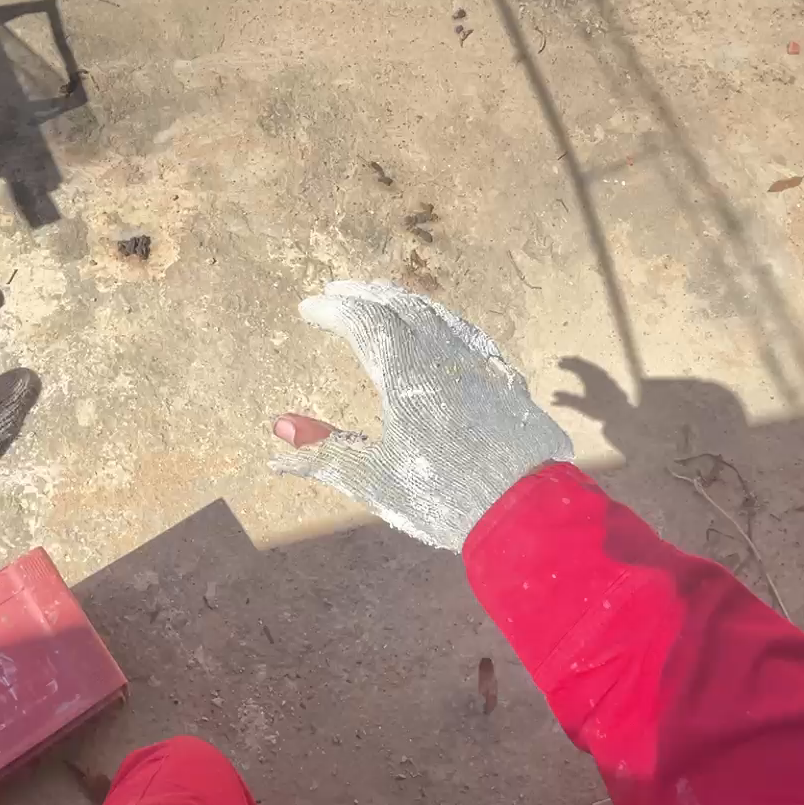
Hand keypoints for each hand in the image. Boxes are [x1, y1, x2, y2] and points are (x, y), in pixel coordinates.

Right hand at [271, 281, 572, 549]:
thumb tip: (276, 434)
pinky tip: (439, 326)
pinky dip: (440, 317)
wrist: (526, 514)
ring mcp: (479, 364)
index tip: (307, 306)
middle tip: (337, 290)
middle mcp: (443, 357)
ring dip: (402, 299)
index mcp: (406, 376)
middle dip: (363, 293)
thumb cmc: (442, 499)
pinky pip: (467, 331)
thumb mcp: (373, 480)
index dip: (331, 309)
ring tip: (380, 297)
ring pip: (437, 313)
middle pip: (399, 306)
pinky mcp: (505, 378)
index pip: (362, 323)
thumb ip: (322, 453)